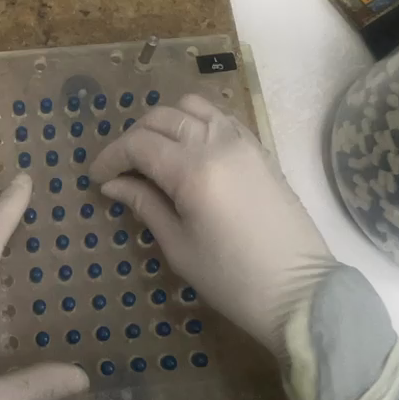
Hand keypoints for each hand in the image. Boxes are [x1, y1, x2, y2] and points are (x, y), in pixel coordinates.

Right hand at [90, 95, 336, 357]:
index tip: (97, 178)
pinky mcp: (258, 148)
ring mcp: (241, 141)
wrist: (301, 292)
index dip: (111, 158)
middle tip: (121, 169)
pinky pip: (218, 117)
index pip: (138, 144)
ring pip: (190, 107)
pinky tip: (187, 149)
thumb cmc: (232, 279)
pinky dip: (194, 122)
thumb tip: (113, 184)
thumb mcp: (178, 247)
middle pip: (161, 118)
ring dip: (164, 123)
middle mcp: (216, 143)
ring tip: (153, 153)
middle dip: (133, 139)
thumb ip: (144, 205)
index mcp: (193, 171)